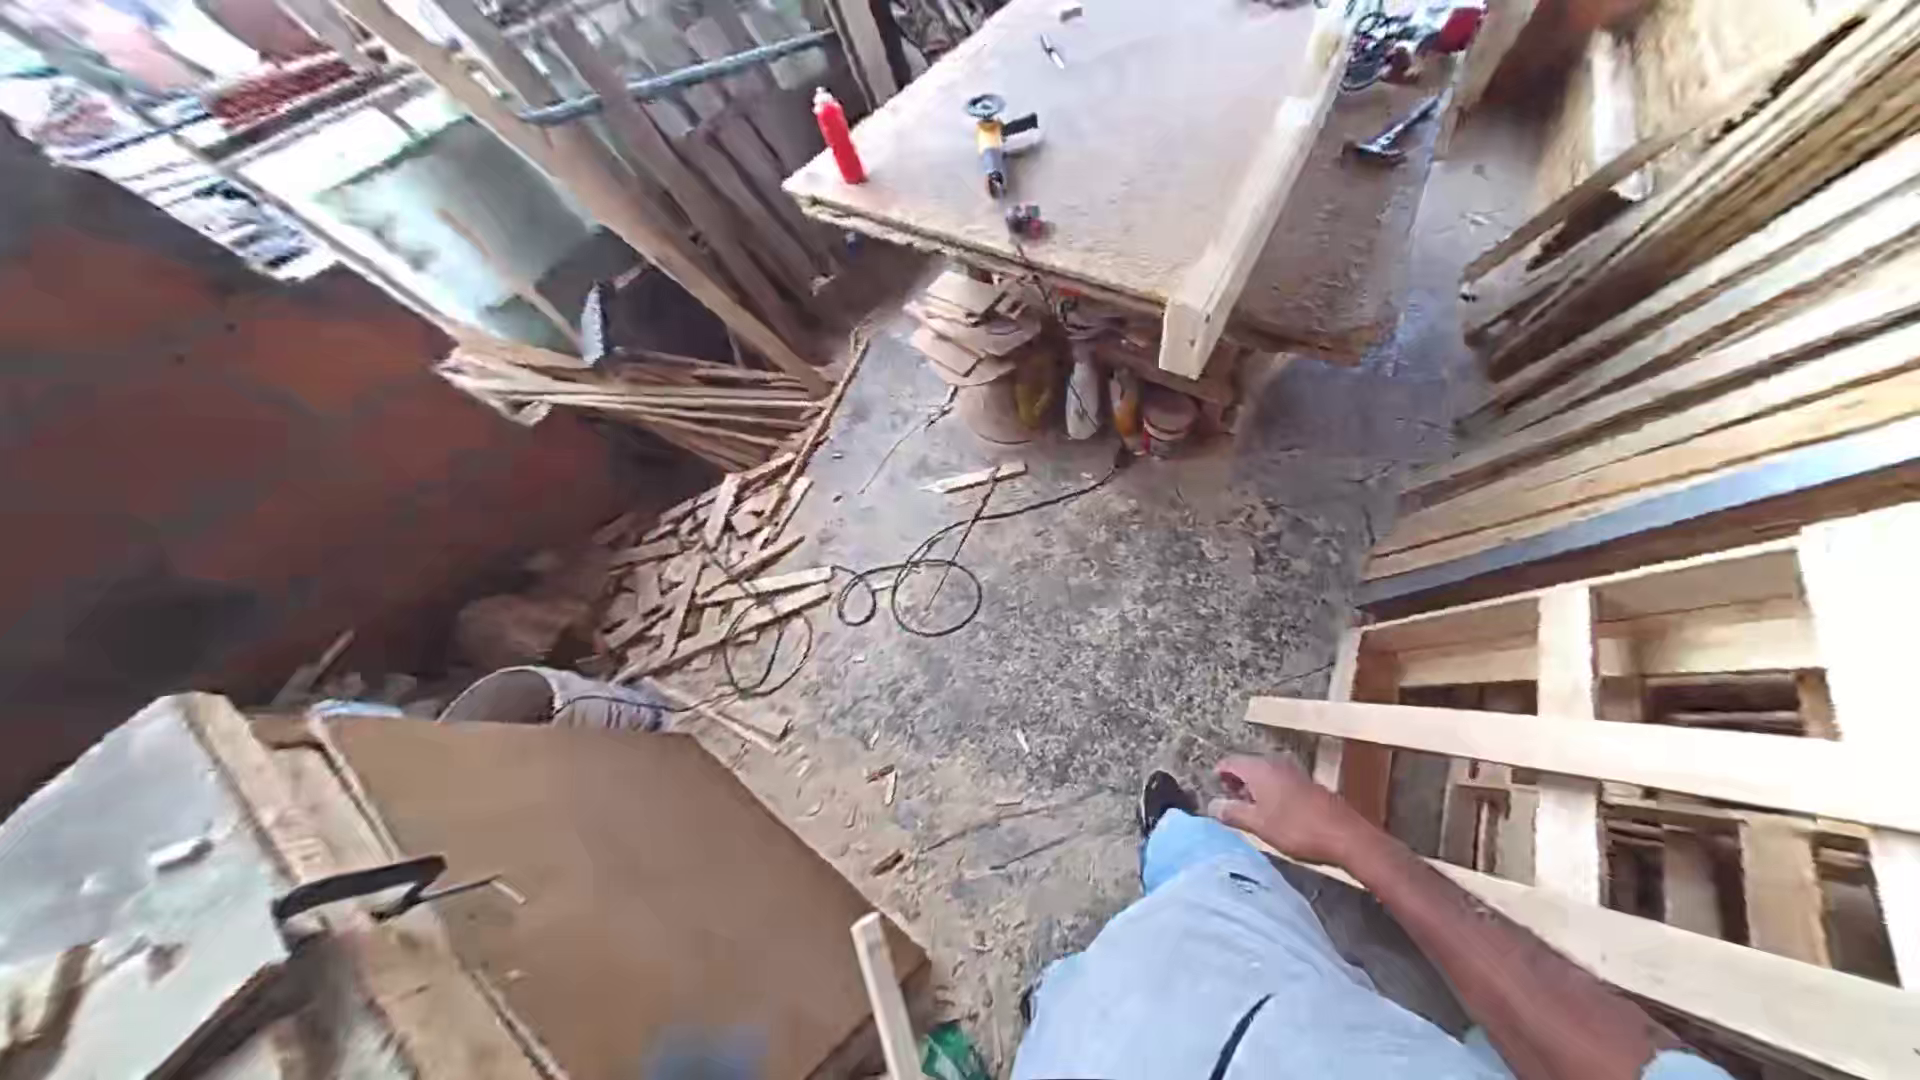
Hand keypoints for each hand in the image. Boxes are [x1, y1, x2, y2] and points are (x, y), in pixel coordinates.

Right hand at [1208, 754, 1374, 868]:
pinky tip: (1277, 813)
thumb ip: (1232, 813)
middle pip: (1246, 766)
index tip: (1216, 793)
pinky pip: (1280, 781)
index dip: (1219, 776)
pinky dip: (1272, 792)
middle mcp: (1274, 763)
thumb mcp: (1258, 825)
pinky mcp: (1308, 783)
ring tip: (1253, 812)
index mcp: (1258, 768)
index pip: (1228, 762)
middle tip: (1233, 805)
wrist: (1347, 836)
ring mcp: (1294, 771)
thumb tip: (1211, 806)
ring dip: (1255, 789)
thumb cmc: (1297, 828)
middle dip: (1236, 783)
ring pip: (1264, 774)